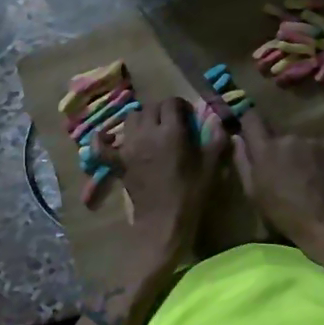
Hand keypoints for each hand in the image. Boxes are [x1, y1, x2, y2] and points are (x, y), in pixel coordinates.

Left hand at [101, 97, 225, 263]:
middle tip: (173, 123)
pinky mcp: (119, 162)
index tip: (188, 116)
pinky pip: (103, 146)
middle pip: (151, 107)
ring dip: (142, 119)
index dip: (181, 106)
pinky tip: (108, 138)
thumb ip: (216, 140)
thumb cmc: (190, 193)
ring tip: (152, 130)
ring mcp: (129, 147)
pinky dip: (103, 140)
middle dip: (163, 110)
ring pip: (131, 118)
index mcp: (171, 131)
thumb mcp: (211, 166)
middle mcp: (147, 133)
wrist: (164, 221)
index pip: (172, 103)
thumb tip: (219, 122)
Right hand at [230, 112, 323, 245]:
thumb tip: (237, 138)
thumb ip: (242, 161)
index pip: (252, 119)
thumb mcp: (253, 192)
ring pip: (301, 144)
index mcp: (266, 148)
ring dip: (300, 156)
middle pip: (279, 136)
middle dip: (279, 149)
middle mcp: (289, 137)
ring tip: (306, 179)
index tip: (250, 128)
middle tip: (284, 172)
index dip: (249, 121)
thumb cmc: (283, 212)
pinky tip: (321, 180)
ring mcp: (313, 142)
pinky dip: (318, 162)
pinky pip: (320, 151)